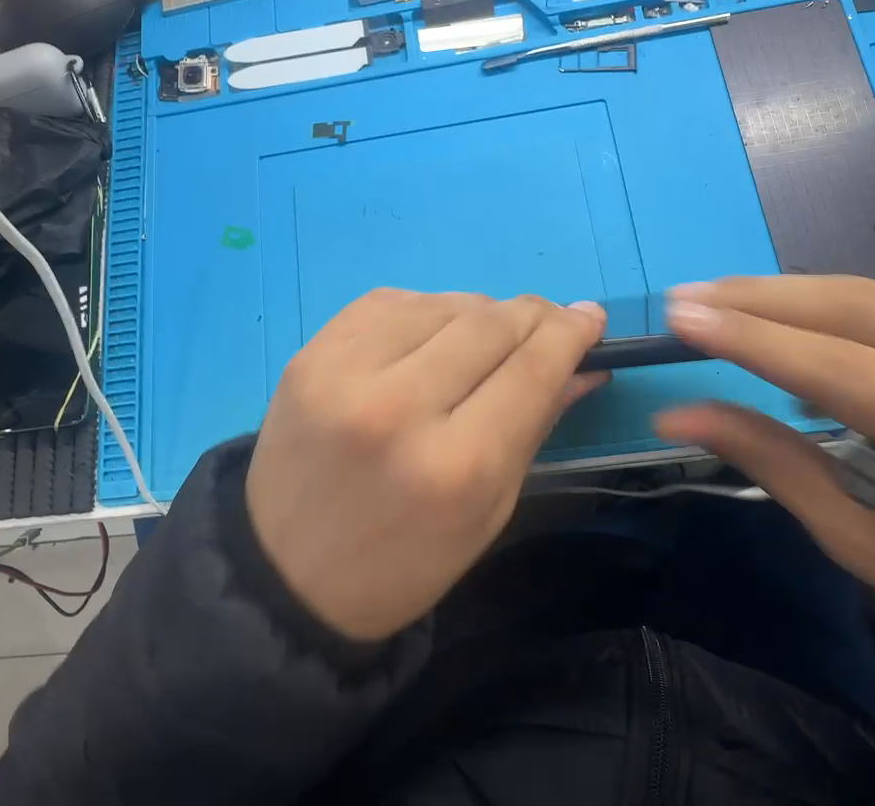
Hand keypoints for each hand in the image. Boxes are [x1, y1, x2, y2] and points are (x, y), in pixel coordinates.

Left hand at [247, 290, 607, 640]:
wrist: (285, 573)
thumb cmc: (403, 561)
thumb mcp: (488, 512)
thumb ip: (536, 426)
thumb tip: (583, 365)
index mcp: (457, 465)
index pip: (534, 367)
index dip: (571, 333)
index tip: (589, 319)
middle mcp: (399, 406)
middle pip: (490, 322)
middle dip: (532, 316)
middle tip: (547, 324)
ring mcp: (344, 373)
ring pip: (442, 302)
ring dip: (477, 313)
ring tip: (483, 339)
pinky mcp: (309, 354)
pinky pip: (388, 301)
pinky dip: (423, 310)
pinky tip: (429, 335)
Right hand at [659, 276, 874, 683]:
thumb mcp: (866, 544)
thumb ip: (772, 462)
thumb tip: (677, 416)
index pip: (845, 367)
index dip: (752, 339)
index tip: (680, 316)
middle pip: (866, 310)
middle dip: (764, 299)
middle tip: (689, 296)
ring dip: (798, 301)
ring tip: (724, 303)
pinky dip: (845, 317)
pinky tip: (794, 324)